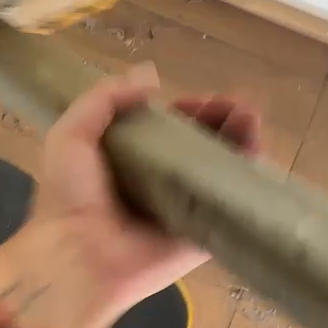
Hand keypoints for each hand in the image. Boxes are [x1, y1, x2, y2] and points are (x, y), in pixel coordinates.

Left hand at [34, 63, 261, 315]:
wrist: (77, 254)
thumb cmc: (68, 194)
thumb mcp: (70, 136)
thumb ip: (102, 101)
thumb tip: (149, 74)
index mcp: (124, 158)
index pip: (167, 126)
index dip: (187, 109)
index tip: (201, 99)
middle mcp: (156, 179)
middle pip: (202, 142)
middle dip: (223, 119)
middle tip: (240, 105)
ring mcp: (184, 205)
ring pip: (224, 166)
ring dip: (243, 139)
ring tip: (251, 118)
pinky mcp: (205, 231)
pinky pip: (235, 201)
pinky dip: (252, 177)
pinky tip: (259, 152)